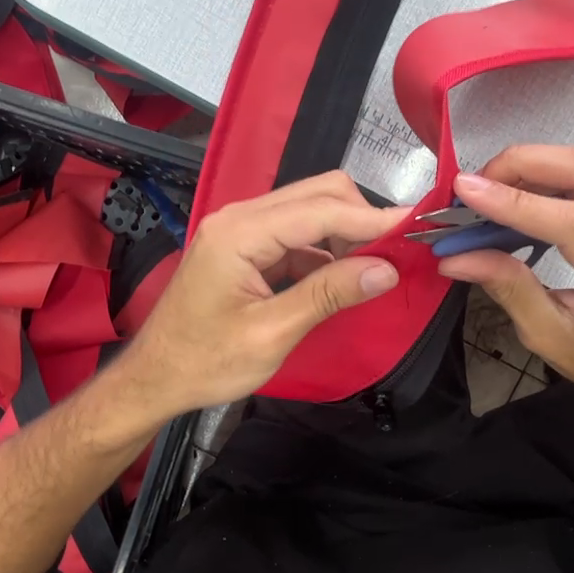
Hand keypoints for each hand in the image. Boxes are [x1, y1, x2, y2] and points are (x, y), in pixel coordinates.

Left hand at [112, 171, 407, 415]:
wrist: (155, 378)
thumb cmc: (206, 363)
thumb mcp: (271, 334)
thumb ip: (328, 295)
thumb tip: (387, 270)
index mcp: (240, 232)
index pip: (320, 208)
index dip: (372, 218)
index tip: (418, 228)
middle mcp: (240, 216)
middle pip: (317, 194)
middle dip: (361, 219)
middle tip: (396, 254)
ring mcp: (240, 228)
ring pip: (309, 209)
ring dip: (346, 234)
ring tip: (376, 268)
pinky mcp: (245, 245)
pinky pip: (296, 233)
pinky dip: (325, 249)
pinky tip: (343, 277)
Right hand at [435, 145, 573, 428]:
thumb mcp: (547, 338)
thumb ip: (507, 289)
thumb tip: (455, 257)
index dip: (518, 202)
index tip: (467, 191)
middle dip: (528, 162)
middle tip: (478, 181)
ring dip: (538, 164)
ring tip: (494, 188)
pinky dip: (554, 174)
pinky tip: (525, 194)